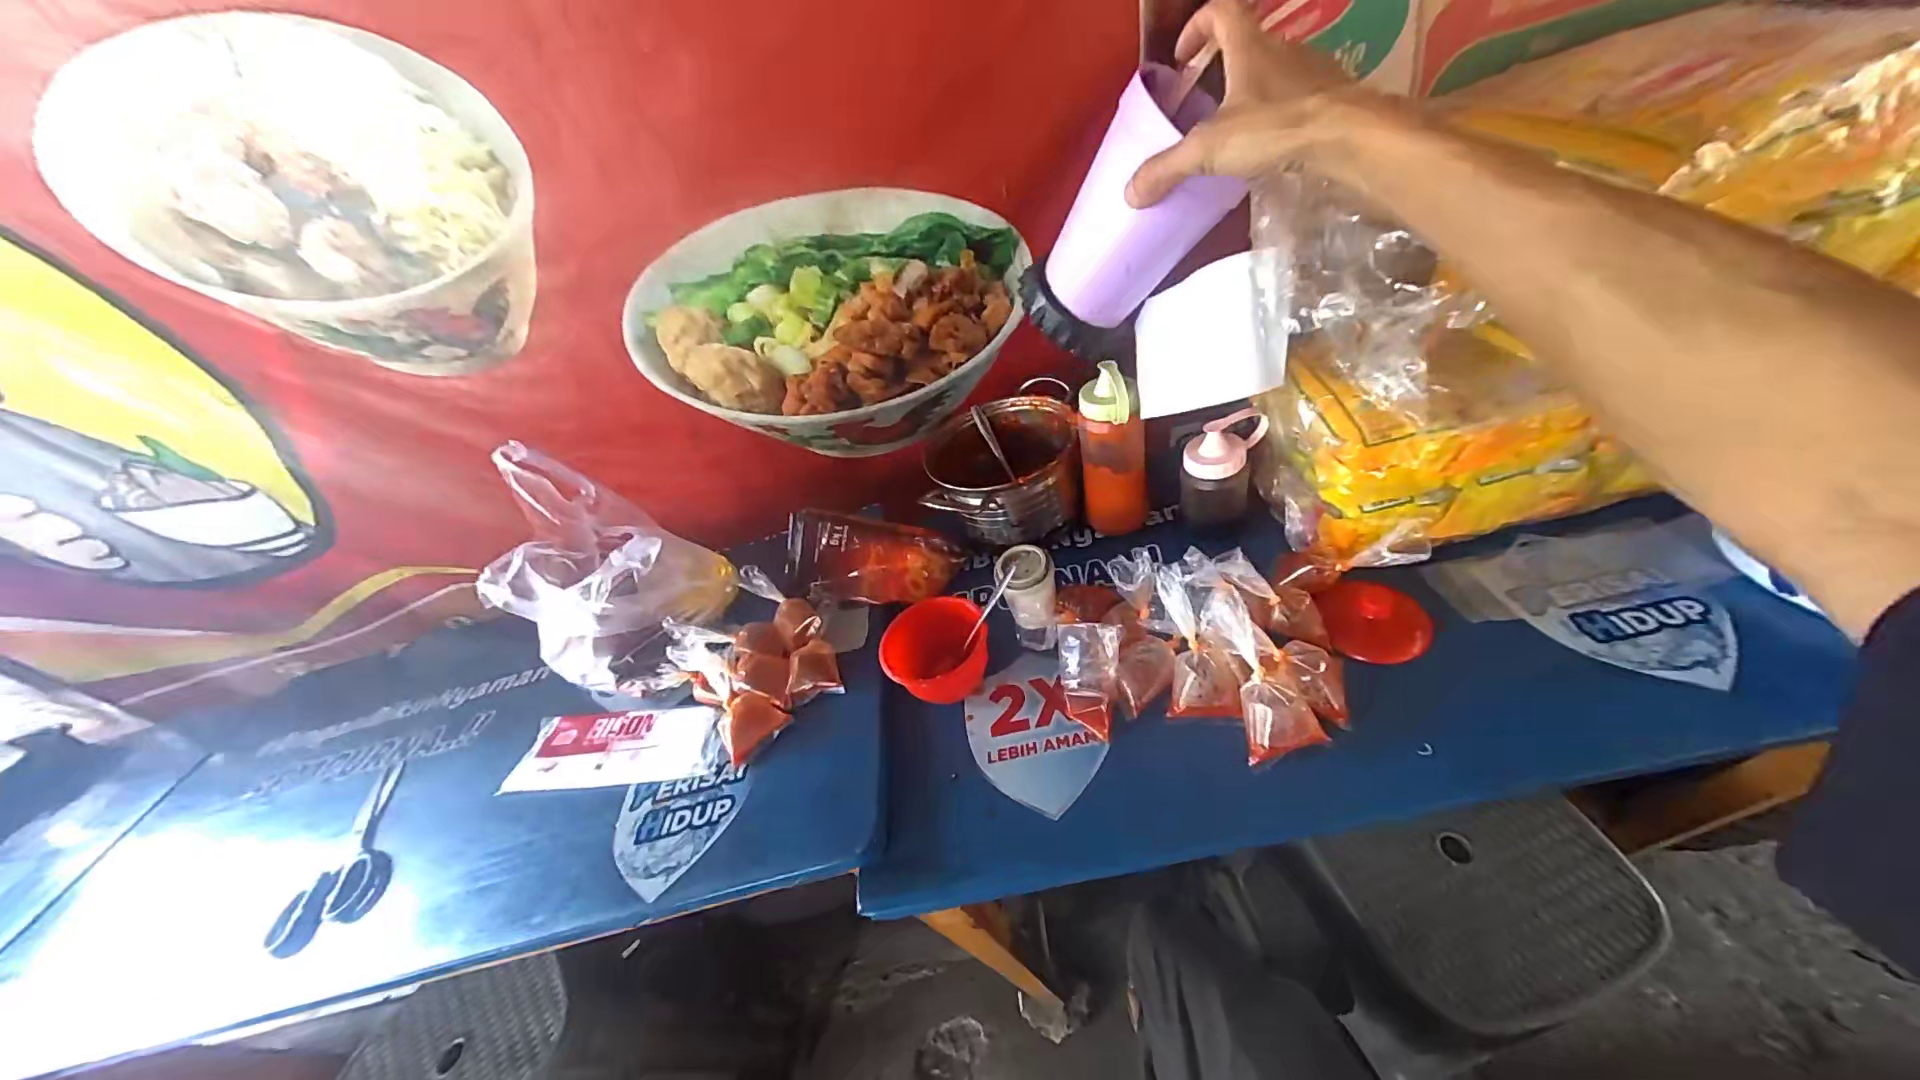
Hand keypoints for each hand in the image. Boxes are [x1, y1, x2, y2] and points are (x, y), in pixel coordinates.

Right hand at [1126, 0, 1362, 206]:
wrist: (1347, 136)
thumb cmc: (1275, 127)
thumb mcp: (1209, 149)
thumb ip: (1168, 167)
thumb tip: (1130, 192)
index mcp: (1249, 46)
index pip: (1221, 11)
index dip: (1197, 28)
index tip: (1181, 58)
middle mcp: (1283, 49)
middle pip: (1247, 43)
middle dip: (1220, 67)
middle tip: (1200, 102)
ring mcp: (1311, 72)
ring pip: (1273, 71)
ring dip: (1249, 92)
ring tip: (1230, 130)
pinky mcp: (1330, 99)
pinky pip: (1296, 98)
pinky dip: (1277, 115)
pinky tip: (1266, 147)